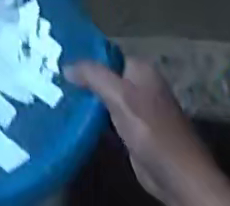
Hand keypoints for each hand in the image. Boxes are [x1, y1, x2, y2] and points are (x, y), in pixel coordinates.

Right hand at [67, 58, 229, 205]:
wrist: (178, 176)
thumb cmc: (151, 129)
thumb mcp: (119, 96)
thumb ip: (93, 76)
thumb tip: (65, 65)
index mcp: (140, 69)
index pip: (105, 54)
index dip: (83, 56)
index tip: (57, 60)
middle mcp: (139, 85)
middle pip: (104, 76)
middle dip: (82, 79)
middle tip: (51, 78)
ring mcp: (136, 110)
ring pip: (104, 98)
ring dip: (85, 100)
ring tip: (55, 95)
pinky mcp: (132, 132)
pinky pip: (107, 119)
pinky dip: (92, 119)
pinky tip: (72, 119)